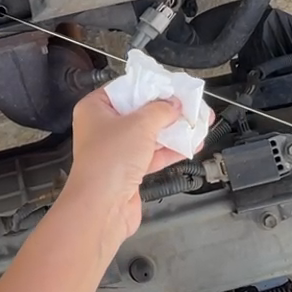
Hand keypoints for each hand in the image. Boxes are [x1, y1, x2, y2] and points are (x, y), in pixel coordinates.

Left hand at [61, 90, 182, 246]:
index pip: (125, 88)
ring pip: (148, 134)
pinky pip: (152, 154)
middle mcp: (102, 127)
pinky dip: (170, 150)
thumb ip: (160, 110)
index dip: (149, 86)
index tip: (171, 86)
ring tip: (196, 124)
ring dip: (172, 131)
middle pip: (139, 112)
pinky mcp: (127, 170)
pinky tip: (190, 145)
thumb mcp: (139, 125)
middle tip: (190, 105)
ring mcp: (115, 150)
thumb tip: (173, 103)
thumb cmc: (108, 161)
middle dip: (166, 110)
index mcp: (95, 108)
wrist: (102, 206)